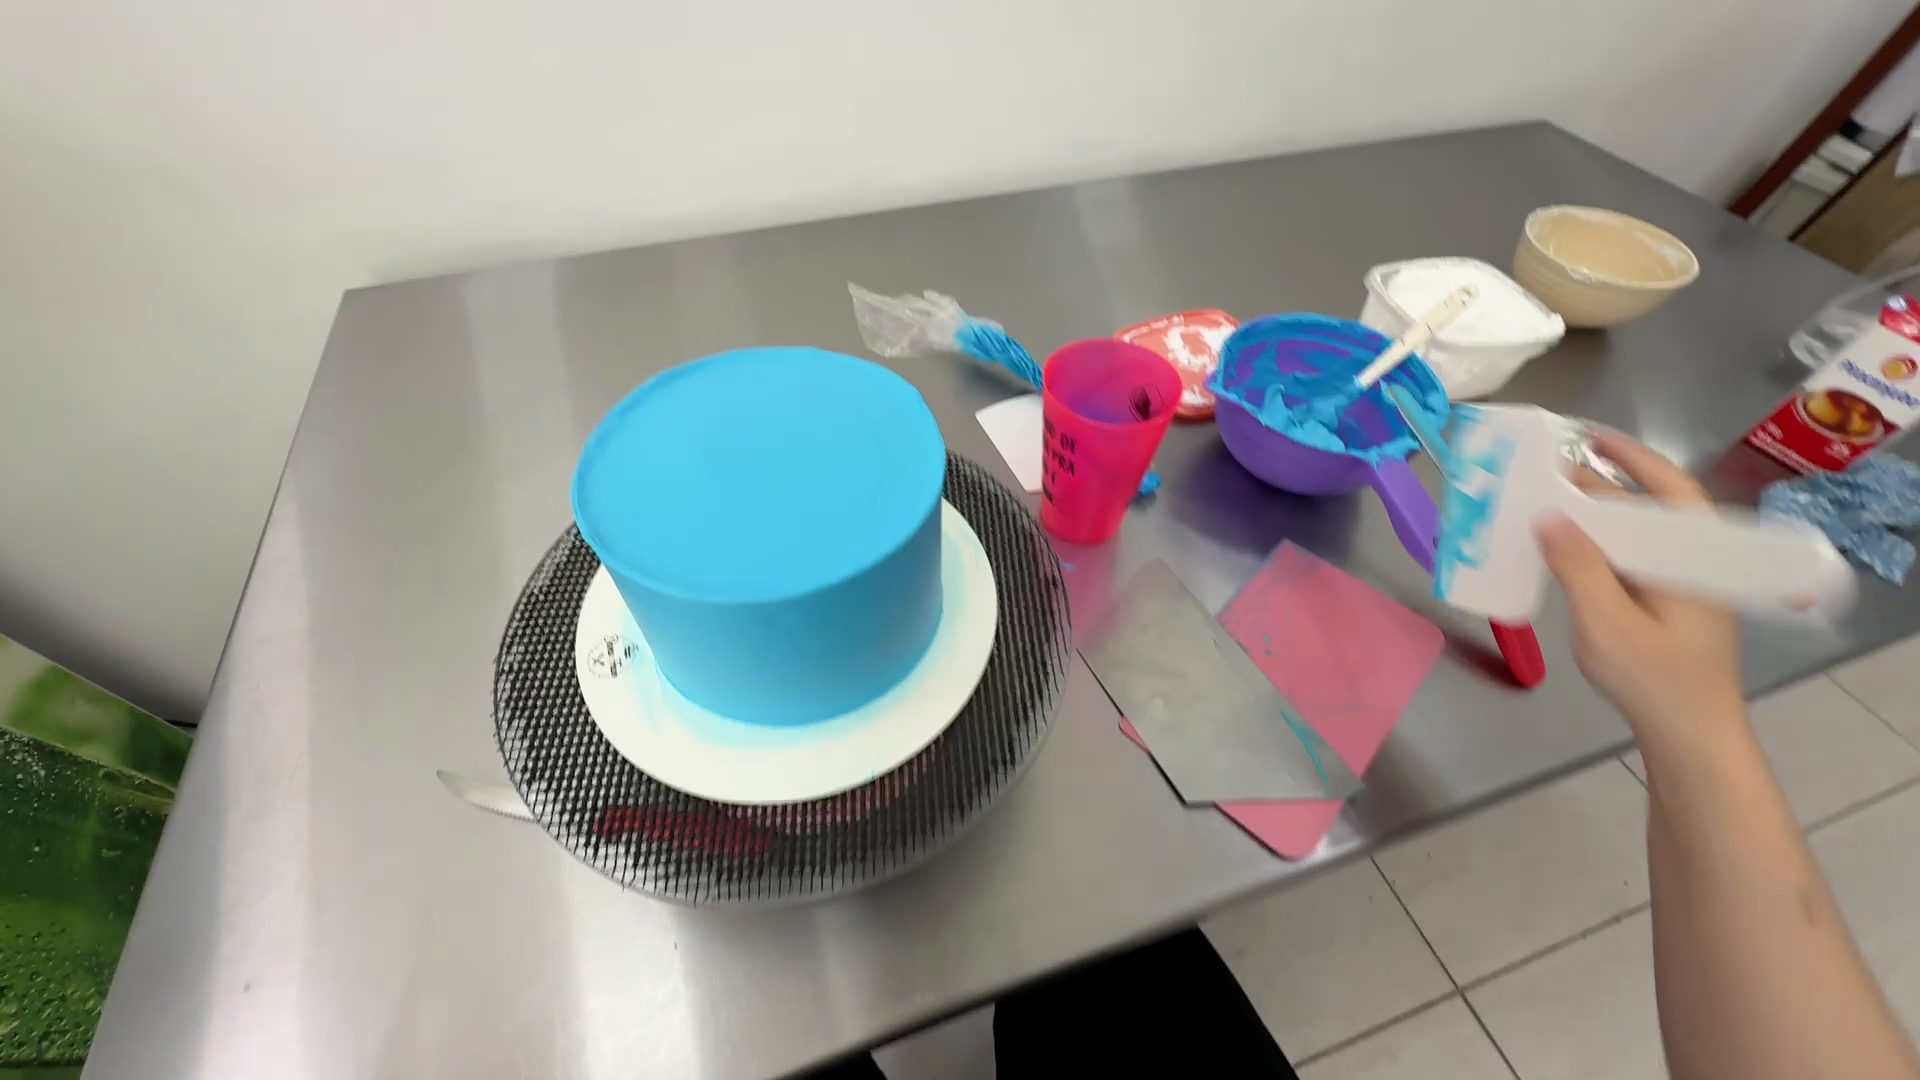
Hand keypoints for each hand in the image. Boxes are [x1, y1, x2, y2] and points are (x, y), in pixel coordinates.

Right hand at [1536, 432, 1742, 737]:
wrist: (1687, 733)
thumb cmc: (1653, 678)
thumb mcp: (1608, 622)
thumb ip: (1580, 568)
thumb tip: (1549, 517)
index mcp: (1690, 560)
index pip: (1670, 492)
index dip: (1633, 459)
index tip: (1589, 437)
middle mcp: (1685, 564)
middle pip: (1643, 511)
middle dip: (1594, 488)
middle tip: (1540, 475)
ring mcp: (1671, 584)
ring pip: (1628, 537)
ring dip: (1586, 519)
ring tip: (1537, 506)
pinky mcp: (1655, 603)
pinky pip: (1618, 561)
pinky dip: (1586, 548)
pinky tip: (1553, 551)